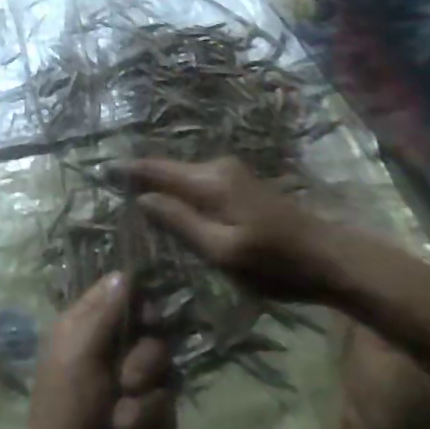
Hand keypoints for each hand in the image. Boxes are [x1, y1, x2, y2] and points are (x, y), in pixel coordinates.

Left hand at [6, 272, 175, 428]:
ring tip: (122, 420)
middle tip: (125, 379)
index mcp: (84, 326)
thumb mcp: (81, 353)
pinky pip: (168, 405)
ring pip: (165, 370)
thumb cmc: (67, 412)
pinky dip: (152, 423)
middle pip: (152, 332)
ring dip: (146, 399)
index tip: (149, 315)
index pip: (120, 292)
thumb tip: (124, 272)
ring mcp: (128, 384)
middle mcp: (107, 349)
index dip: (140, 299)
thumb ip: (105, 311)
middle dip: (144, 360)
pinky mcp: (145, 417)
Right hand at [125, 157, 339, 302]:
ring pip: (183, 178)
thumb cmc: (274, 261)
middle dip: (140, 178)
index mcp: (210, 180)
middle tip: (110, 190)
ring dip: (160, 186)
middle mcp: (217, 167)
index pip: (157, 169)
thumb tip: (142, 198)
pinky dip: (179, 193)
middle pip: (168, 170)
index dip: (128, 170)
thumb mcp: (222, 249)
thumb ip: (181, 222)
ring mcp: (231, 174)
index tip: (100, 168)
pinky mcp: (240, 186)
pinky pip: (198, 184)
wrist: (329, 257)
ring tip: (131, 199)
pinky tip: (169, 207)